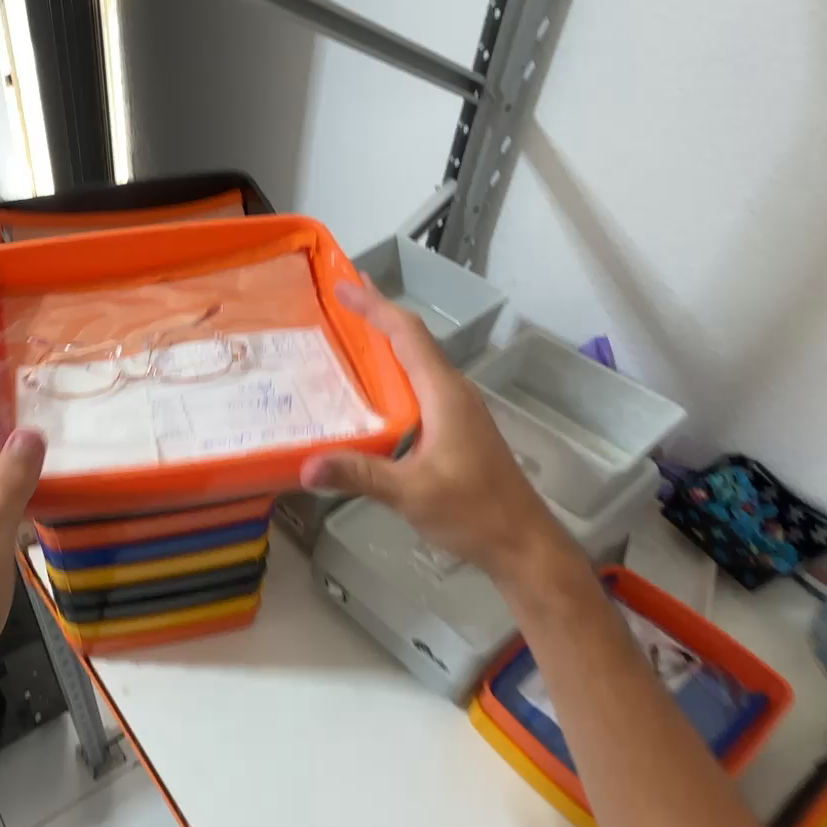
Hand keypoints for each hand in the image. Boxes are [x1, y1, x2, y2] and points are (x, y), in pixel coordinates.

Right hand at [300, 278, 573, 582]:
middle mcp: (452, 392)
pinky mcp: (456, 429)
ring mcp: (457, 410)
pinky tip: (373, 389)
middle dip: (378, 314)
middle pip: (413, 340)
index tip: (343, 285)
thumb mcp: (411, 493)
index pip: (407, 336)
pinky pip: (419, 385)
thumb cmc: (473, 511)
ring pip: (417, 362)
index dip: (375, 306)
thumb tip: (305, 466)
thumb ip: (359, 475)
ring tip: (351, 332)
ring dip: (386, 342)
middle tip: (341, 295)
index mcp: (444, 394)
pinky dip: (392, 372)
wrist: (522, 542)